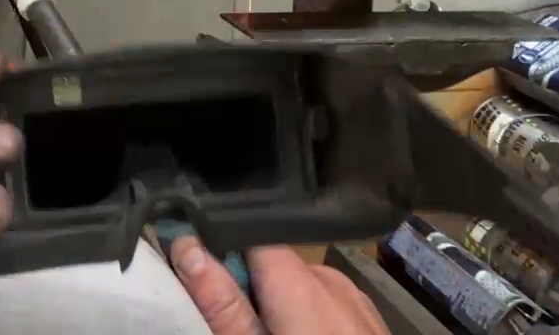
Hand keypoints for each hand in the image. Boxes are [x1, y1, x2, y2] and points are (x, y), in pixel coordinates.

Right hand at [170, 238, 389, 334]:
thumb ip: (222, 305)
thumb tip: (185, 244)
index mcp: (303, 283)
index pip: (248, 232)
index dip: (216, 246)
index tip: (198, 279)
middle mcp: (333, 282)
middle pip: (271, 261)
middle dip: (246, 287)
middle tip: (233, 329)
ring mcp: (360, 307)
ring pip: (298, 287)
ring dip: (276, 308)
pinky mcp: (373, 329)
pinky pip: (328, 309)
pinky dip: (306, 324)